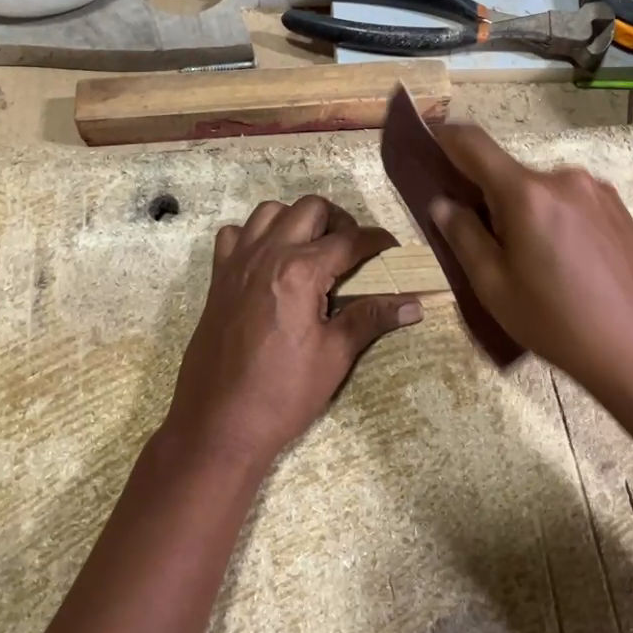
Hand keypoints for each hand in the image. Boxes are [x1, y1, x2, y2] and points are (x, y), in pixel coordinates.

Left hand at [161, 196, 423, 467]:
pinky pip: (235, 235)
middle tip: (353, 252)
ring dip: (296, 221)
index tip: (393, 250)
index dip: (378, 241)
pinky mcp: (218, 278)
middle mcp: (267, 254)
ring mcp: (237, 263)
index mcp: (300, 271)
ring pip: (270, 211)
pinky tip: (268, 262)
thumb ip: (372, 318)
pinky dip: (254, 236)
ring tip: (312, 251)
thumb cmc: (282, 394)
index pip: (350, 240)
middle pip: (310, 208)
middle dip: (338, 221)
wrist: (218, 424)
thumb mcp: (334, 356)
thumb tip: (414, 303)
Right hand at [427, 125, 632, 393]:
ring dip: (521, 212)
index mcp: (526, 193)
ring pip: (539, 190)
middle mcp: (563, 177)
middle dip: (485, 196)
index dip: (443, 139)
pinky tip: (562, 266)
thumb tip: (443, 204)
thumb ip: (463, 236)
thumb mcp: (494, 287)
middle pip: (507, 173)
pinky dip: (550, 220)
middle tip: (478, 241)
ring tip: (526, 264)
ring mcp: (597, 191)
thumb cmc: (558, 323)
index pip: (472, 143)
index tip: (426, 149)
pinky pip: (568, 202)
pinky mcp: (618, 209)